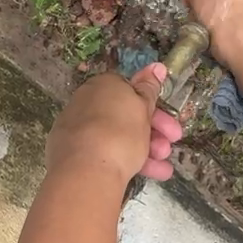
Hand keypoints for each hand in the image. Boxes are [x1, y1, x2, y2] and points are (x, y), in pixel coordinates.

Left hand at [46, 63, 184, 184]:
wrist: (85, 172)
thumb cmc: (120, 133)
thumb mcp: (142, 108)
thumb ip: (150, 89)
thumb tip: (157, 66)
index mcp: (103, 86)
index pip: (131, 93)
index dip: (154, 110)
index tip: (169, 126)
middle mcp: (87, 104)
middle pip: (126, 118)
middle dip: (154, 133)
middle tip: (170, 147)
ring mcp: (78, 132)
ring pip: (118, 139)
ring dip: (147, 152)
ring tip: (163, 170)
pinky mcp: (73, 156)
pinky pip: (105, 155)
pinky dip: (127, 163)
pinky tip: (147, 176)